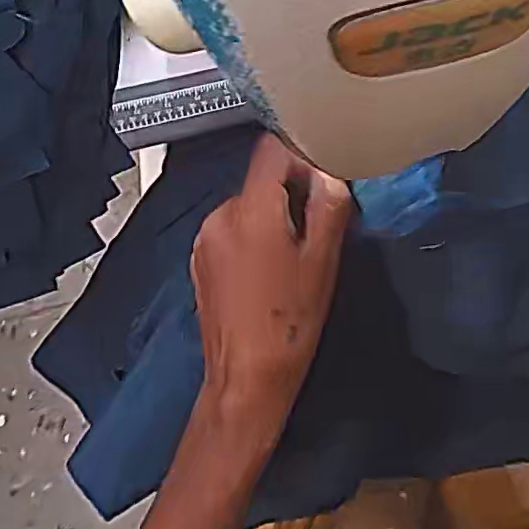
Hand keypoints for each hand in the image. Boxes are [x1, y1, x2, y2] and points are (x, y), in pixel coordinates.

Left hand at [190, 134, 353, 409]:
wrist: (246, 377)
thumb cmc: (290, 320)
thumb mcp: (322, 261)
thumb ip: (329, 206)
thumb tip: (329, 173)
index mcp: (252, 210)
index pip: (272, 151)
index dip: (302, 154)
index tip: (324, 178)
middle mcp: (220, 215)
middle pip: (261, 180)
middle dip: (291, 191)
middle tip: (317, 224)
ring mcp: (205, 237)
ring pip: (247, 204)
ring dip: (271, 214)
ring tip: (292, 252)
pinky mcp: (199, 258)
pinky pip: (232, 227)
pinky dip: (252, 233)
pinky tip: (267, 268)